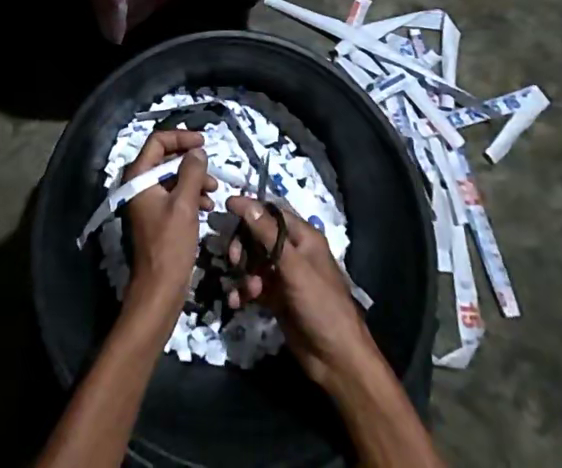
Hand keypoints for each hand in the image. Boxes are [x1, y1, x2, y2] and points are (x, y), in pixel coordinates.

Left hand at [122, 130, 215, 325]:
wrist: (159, 287)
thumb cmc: (170, 244)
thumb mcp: (185, 204)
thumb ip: (191, 173)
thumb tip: (198, 151)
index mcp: (138, 177)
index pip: (157, 142)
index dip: (181, 137)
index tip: (204, 142)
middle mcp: (137, 185)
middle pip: (164, 159)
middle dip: (190, 162)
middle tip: (212, 170)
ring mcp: (146, 202)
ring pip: (171, 178)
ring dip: (193, 180)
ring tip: (213, 191)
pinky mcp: (155, 217)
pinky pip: (173, 196)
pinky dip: (190, 196)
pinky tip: (207, 207)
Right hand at [224, 195, 381, 389]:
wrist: (335, 358)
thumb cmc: (320, 305)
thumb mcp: (293, 266)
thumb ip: (267, 234)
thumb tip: (245, 202)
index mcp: (303, 238)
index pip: (272, 213)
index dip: (250, 209)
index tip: (226, 207)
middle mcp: (293, 252)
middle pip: (258, 236)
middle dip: (243, 247)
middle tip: (234, 260)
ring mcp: (284, 276)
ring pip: (253, 262)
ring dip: (243, 273)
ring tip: (247, 290)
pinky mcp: (277, 297)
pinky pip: (253, 285)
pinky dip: (243, 291)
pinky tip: (237, 302)